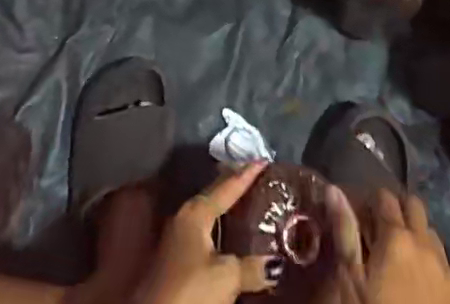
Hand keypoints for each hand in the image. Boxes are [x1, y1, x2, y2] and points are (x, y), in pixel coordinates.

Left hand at [133, 163, 276, 303]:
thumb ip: (252, 266)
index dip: (246, 174)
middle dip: (233, 184)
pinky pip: (203, 230)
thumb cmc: (189, 290)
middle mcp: (184, 218)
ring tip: (244, 197)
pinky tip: (227, 231)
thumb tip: (276, 264)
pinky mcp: (173, 259)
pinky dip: (218, 225)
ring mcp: (176, 239)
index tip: (263, 159)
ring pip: (207, 213)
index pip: (227, 187)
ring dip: (224, 205)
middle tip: (254, 172)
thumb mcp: (226, 276)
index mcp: (196, 212)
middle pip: (213, 194)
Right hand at [317, 187, 449, 303]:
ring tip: (397, 257)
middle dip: (397, 208)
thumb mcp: (351, 282)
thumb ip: (345, 234)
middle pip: (414, 205)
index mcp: (396, 237)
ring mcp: (446, 267)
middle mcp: (425, 243)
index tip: (359, 213)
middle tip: (378, 230)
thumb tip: (333, 190)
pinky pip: (444, 263)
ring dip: (415, 234)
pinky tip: (417, 283)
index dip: (370, 201)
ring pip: (430, 233)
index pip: (384, 198)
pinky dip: (430, 262)